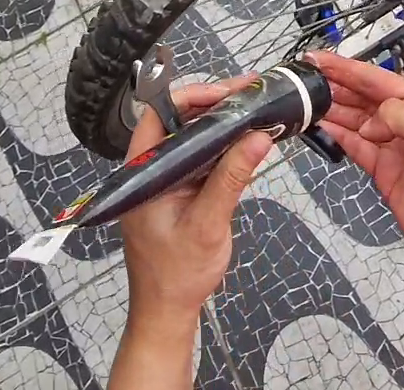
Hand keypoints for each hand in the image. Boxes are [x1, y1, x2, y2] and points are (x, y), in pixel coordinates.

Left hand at [117, 79, 272, 324]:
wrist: (168, 312)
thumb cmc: (178, 272)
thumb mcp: (207, 223)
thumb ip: (231, 179)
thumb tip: (260, 137)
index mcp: (143, 170)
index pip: (158, 114)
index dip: (190, 97)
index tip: (225, 94)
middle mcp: (152, 166)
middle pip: (179, 119)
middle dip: (214, 103)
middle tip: (251, 91)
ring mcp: (168, 176)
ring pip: (194, 135)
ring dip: (223, 120)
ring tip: (256, 104)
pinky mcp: (183, 187)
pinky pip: (203, 154)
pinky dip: (225, 143)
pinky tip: (250, 135)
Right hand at [308, 52, 403, 278]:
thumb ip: (397, 115)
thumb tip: (370, 123)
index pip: (379, 79)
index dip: (348, 68)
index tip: (319, 59)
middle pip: (365, 97)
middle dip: (336, 86)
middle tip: (304, 78)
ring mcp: (395, 148)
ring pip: (357, 121)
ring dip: (333, 109)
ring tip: (305, 100)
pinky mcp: (385, 173)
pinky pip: (356, 147)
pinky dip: (338, 136)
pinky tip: (320, 126)